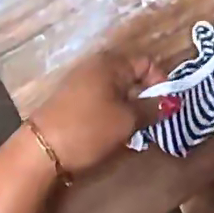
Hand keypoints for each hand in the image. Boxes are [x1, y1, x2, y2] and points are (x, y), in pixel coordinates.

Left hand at [26, 53, 169, 173]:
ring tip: (136, 132)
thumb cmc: (89, 129)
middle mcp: (94, 66)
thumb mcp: (127, 120)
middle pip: (131, 76)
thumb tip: (172, 101)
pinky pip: (102, 101)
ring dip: (130, 109)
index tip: (166, 108)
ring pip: (117, 92)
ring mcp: (81, 83)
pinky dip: (113, 114)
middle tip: (155, 123)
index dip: (161, 82)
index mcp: (110, 63)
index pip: (146, 62)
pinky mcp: (72, 101)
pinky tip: (115, 134)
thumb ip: (152, 108)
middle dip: (146, 98)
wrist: (41, 149)